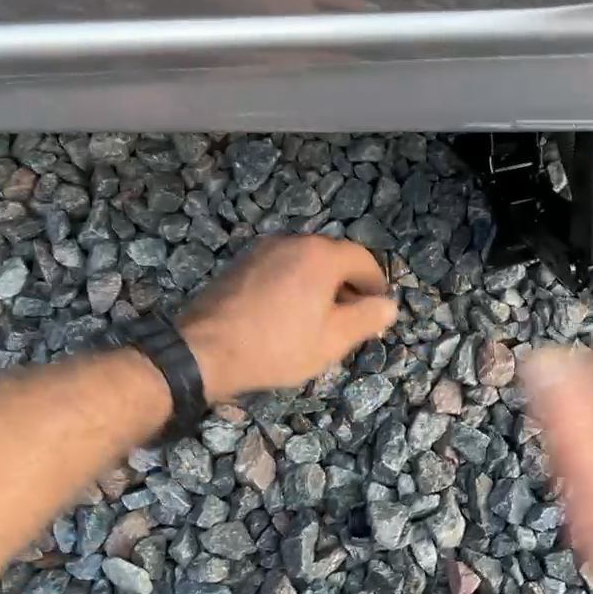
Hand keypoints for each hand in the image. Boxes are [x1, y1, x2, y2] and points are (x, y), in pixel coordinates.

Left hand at [179, 236, 398, 398]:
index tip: (376, 309)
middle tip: (350, 320)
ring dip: (319, 286)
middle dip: (347, 285)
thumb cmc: (278, 346)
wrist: (204, 351)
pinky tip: (287, 316)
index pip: (362, 260)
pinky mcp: (240, 264)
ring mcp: (262, 250)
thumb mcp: (333, 340)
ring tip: (318, 321)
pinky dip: (294, 286)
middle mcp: (292, 242)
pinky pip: (280, 269)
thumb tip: (388, 305)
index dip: (376, 284)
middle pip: (332, 258)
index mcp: (320, 255)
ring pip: (304, 263)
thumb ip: (367, 318)